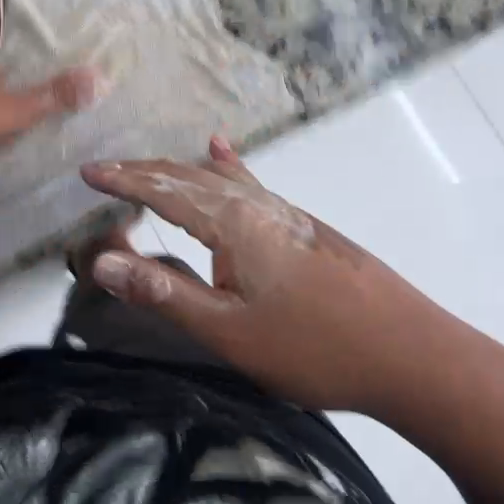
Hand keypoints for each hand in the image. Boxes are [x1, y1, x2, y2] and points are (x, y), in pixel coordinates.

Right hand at [79, 140, 452, 414]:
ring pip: (215, 177)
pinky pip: (246, 181)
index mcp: (231, 224)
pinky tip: (221, 147)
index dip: (122, 180)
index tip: (86, 172)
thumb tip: (100, 262)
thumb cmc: (316, 347)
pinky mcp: (301, 225)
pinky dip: (223, 163)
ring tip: (143, 168)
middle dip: (141, 171)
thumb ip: (165, 293)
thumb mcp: (230, 332)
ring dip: (173, 170)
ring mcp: (282, 211)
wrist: (417, 355)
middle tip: (103, 173)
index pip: (163, 189)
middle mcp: (254, 204)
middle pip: (186, 175)